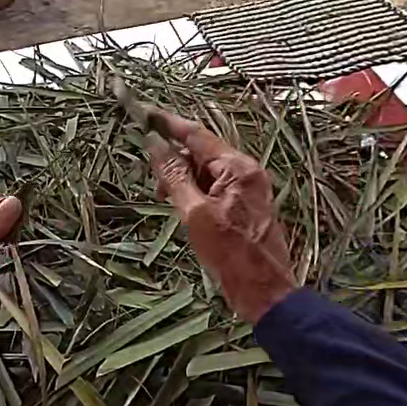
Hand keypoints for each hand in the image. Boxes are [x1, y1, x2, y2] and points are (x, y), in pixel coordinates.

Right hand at [145, 111, 296, 322]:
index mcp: (237, 167)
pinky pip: (211, 187)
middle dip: (173, 161)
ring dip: (181, 180)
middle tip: (155, 183)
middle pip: (200, 152)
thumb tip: (154, 145)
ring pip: (204, 171)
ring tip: (168, 202)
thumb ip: (174, 177)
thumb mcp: (195, 214)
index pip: (196, 135)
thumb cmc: (231, 254)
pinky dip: (193, 193)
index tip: (143, 114)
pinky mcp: (242, 204)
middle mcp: (245, 171)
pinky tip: (183, 211)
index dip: (167, 124)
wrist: (264, 291)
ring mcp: (245, 188)